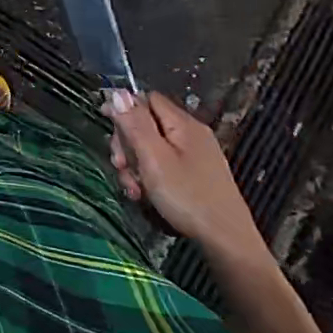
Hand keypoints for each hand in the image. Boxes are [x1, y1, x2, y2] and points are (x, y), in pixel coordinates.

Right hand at [106, 90, 267, 262]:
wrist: (226, 242)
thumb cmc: (188, 197)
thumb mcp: (153, 158)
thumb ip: (134, 123)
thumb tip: (117, 91)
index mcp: (183, 124)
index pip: (145, 99)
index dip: (123, 109)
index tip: (106, 127)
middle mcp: (190, 134)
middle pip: (145, 123)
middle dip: (126, 143)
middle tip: (120, 166)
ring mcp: (194, 155)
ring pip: (149, 147)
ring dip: (134, 165)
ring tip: (133, 188)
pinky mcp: (194, 174)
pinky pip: (161, 164)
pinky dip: (148, 176)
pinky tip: (144, 194)